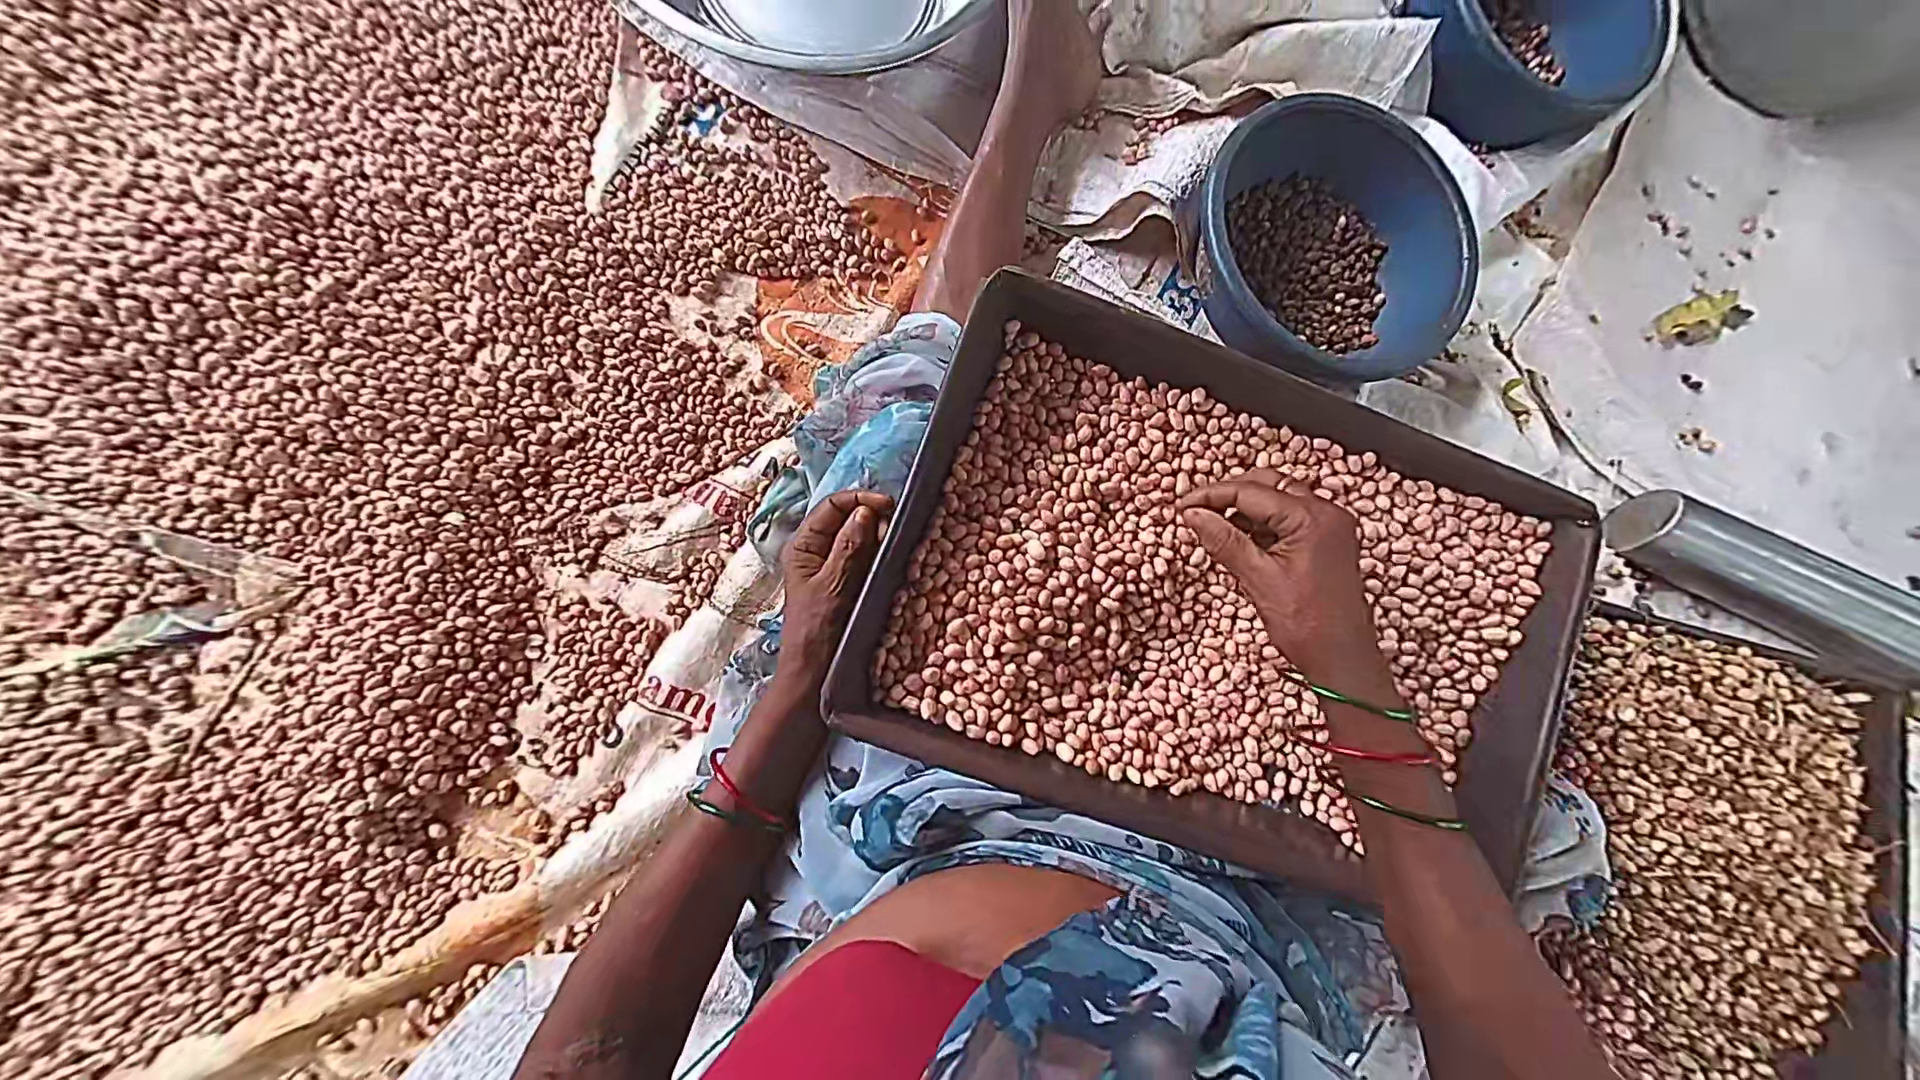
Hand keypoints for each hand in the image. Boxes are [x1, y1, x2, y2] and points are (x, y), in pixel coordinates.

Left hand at [778, 490, 893, 687]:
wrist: (814, 674)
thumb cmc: (816, 632)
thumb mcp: (832, 587)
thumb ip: (848, 548)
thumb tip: (865, 512)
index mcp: (804, 546)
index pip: (832, 506)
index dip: (860, 499)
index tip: (889, 505)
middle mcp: (818, 551)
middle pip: (848, 518)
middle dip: (873, 516)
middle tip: (898, 526)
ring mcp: (834, 566)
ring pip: (860, 537)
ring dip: (881, 535)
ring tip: (899, 540)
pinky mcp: (849, 581)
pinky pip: (867, 557)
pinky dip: (882, 553)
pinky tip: (895, 556)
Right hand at [1176, 470, 1388, 686]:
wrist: (1343, 659)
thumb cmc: (1308, 625)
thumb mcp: (1258, 579)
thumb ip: (1224, 541)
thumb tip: (1193, 514)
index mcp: (1312, 519)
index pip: (1250, 491)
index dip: (1211, 495)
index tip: (1183, 506)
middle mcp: (1327, 514)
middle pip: (1267, 484)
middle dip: (1228, 495)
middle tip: (1196, 511)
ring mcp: (1329, 527)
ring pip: (1277, 499)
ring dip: (1243, 509)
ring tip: (1213, 529)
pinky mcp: (1325, 542)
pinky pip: (1287, 519)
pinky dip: (1260, 524)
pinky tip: (1239, 542)